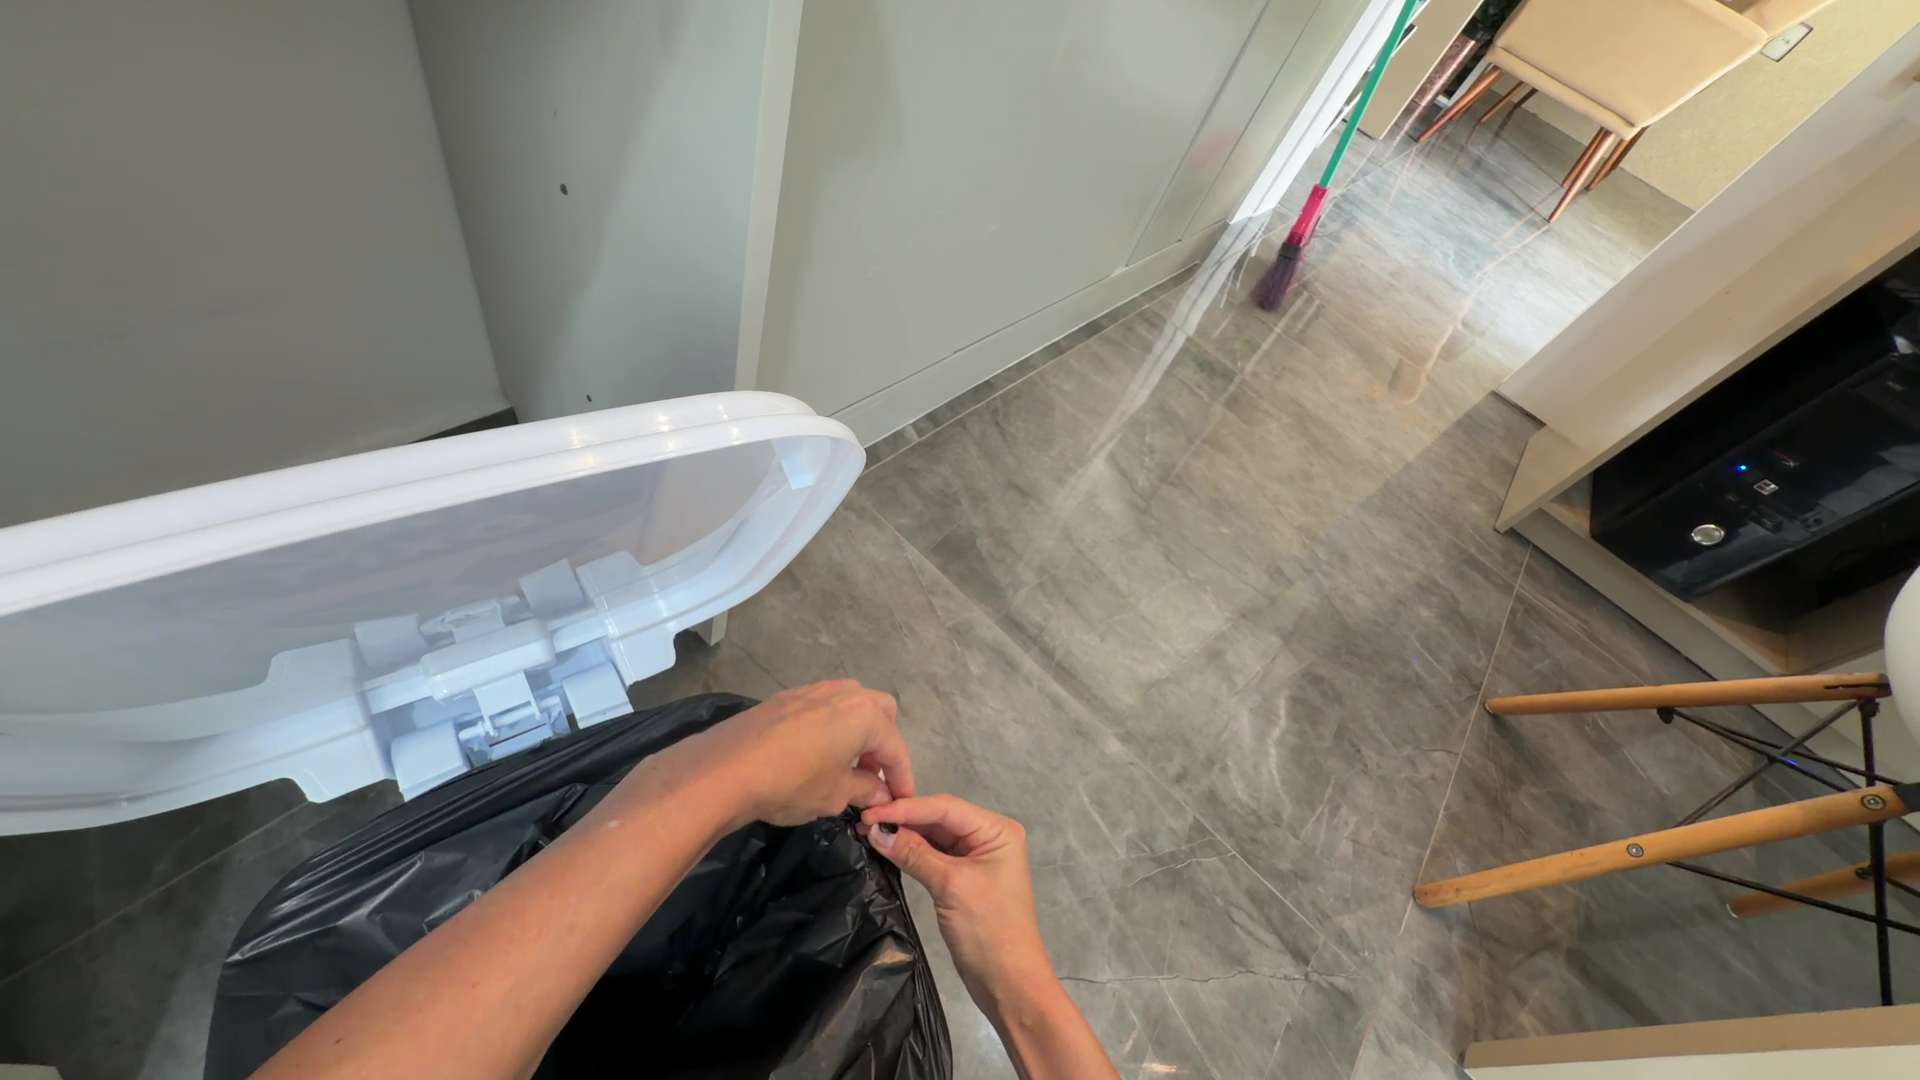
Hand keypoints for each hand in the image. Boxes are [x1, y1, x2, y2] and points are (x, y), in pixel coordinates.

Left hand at [664, 679, 914, 828]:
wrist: (723, 771)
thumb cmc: (790, 783)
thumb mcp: (835, 795)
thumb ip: (866, 790)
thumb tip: (881, 793)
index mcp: (865, 714)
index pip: (896, 747)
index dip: (902, 777)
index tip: (902, 800)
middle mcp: (844, 693)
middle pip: (880, 713)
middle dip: (883, 744)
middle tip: (873, 777)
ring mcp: (813, 690)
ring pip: (851, 704)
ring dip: (858, 732)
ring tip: (846, 765)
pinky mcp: (786, 698)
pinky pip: (824, 708)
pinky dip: (832, 727)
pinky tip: (815, 754)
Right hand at [860, 796, 1053, 1009]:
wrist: (1009, 985)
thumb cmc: (988, 929)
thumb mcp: (950, 886)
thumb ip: (913, 854)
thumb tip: (876, 831)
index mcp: (996, 829)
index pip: (945, 808)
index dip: (906, 808)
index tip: (870, 813)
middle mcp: (987, 836)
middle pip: (939, 818)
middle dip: (903, 819)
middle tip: (864, 821)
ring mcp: (975, 857)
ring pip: (934, 836)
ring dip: (904, 834)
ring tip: (868, 832)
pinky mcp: (963, 877)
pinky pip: (934, 855)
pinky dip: (911, 852)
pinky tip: (887, 847)